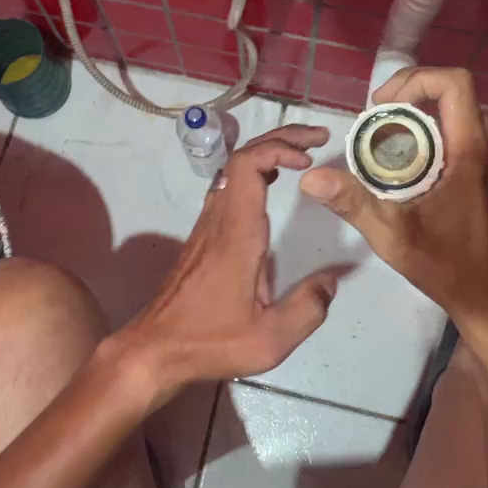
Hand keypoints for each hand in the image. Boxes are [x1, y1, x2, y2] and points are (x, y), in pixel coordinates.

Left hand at [109, 124, 342, 402]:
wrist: (155, 349)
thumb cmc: (210, 341)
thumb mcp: (270, 339)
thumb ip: (308, 308)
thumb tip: (333, 280)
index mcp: (236, 233)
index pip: (248, 165)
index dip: (278, 148)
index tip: (308, 159)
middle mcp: (220, 218)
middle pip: (242, 156)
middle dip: (281, 138)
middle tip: (317, 138)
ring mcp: (209, 224)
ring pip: (234, 169)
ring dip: (268, 152)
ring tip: (304, 153)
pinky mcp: (204, 235)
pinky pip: (231, 186)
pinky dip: (257, 171)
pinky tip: (276, 182)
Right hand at [299, 68, 487, 336]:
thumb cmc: (448, 267)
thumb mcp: (394, 236)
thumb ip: (353, 202)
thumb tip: (310, 178)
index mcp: (469, 151)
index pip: (455, 83)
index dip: (416, 81)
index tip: (381, 107)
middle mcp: (484, 147)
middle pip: (453, 92)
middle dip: (410, 94)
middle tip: (374, 119)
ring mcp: (486, 161)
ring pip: (455, 113)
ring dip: (418, 114)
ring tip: (382, 137)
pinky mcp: (481, 175)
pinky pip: (456, 134)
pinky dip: (428, 134)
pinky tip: (401, 164)